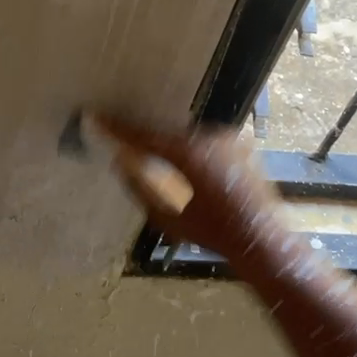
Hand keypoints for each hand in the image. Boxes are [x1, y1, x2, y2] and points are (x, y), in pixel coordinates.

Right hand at [93, 113, 283, 263]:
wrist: (261, 240)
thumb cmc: (213, 233)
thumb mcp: (166, 216)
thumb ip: (140, 187)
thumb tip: (120, 164)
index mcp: (188, 153)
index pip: (144, 136)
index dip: (117, 128)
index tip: (96, 117)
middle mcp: (209, 138)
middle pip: (165, 132)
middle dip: (142, 135)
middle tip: (118, 133)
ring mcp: (228, 140)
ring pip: (185, 136)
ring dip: (166, 143)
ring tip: (146, 149)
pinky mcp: (239, 146)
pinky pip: (203, 141)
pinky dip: (186, 147)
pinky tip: (177, 159)